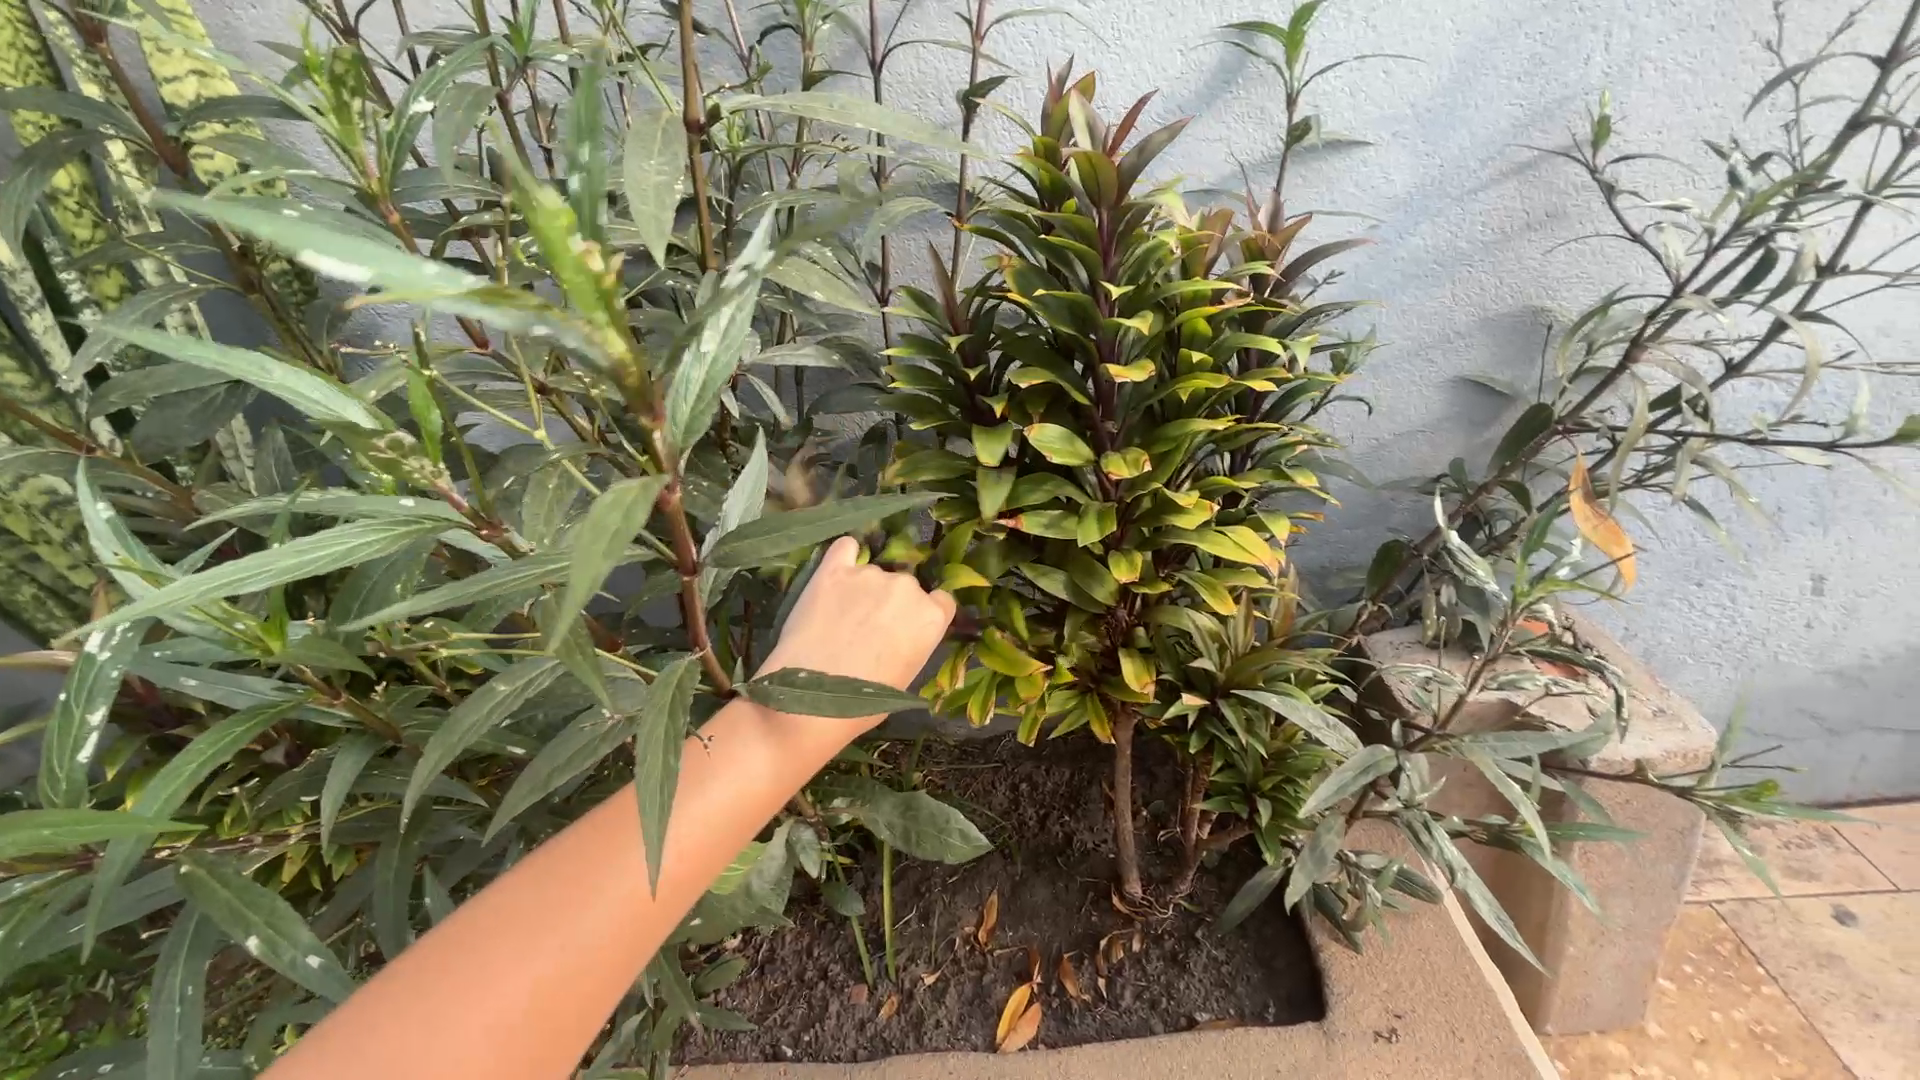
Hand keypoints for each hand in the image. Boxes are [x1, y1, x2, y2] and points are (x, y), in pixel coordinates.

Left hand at [756, 536, 956, 695]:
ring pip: (874, 572)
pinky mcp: (832, 571)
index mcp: (931, 617)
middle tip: (867, 628)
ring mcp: (869, 575)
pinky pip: (845, 548)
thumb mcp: (907, 676)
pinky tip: (836, 574)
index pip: (941, 600)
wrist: (810, 702)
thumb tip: (904, 632)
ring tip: (839, 618)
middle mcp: (906, 588)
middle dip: (892, 602)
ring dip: (863, 589)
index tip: (906, 628)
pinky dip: (844, 557)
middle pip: (906, 585)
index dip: (924, 614)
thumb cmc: (863, 705)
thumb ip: (914, 641)